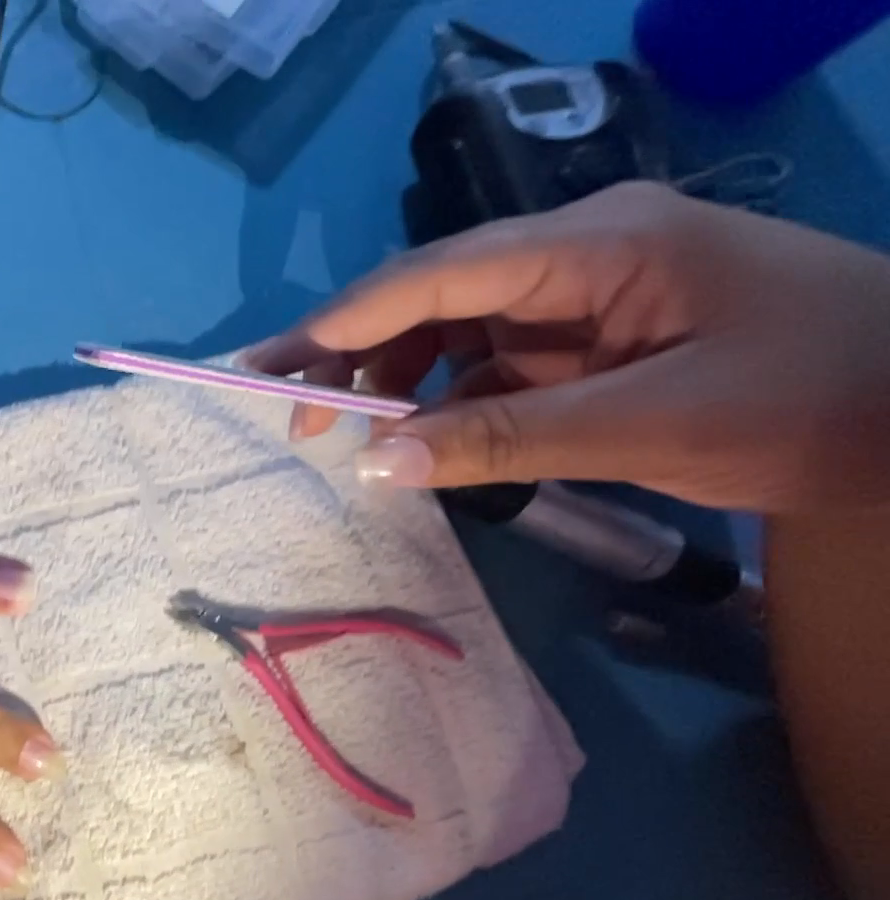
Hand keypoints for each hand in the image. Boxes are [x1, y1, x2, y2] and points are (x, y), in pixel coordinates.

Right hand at [245, 181, 889, 512]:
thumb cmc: (822, 401)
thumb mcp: (654, 425)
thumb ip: (503, 441)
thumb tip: (373, 467)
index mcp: (594, 244)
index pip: (432, 276)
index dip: (338, 325)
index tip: (265, 373)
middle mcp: (570, 256)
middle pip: (425, 297)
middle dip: (350, 355)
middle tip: (296, 420)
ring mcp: (574, 299)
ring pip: (445, 332)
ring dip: (391, 384)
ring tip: (353, 442)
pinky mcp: (580, 341)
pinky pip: (483, 367)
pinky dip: (440, 406)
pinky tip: (418, 442)